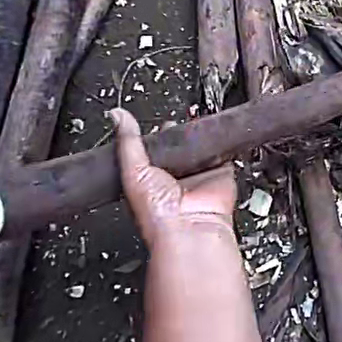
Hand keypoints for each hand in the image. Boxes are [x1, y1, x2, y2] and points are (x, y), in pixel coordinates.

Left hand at [110, 109, 237, 250]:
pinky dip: (223, 142)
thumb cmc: (157, 213)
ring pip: (202, 145)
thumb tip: (116, 115)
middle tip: (180, 122)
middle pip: (180, 143)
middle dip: (181, 132)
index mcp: (152, 176)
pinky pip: (224, 151)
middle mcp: (176, 174)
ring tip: (197, 124)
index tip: (161, 122)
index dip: (158, 133)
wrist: (188, 226)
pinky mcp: (221, 172)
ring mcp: (200, 173)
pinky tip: (217, 135)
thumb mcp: (133, 170)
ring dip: (201, 135)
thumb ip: (128, 141)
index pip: (156, 146)